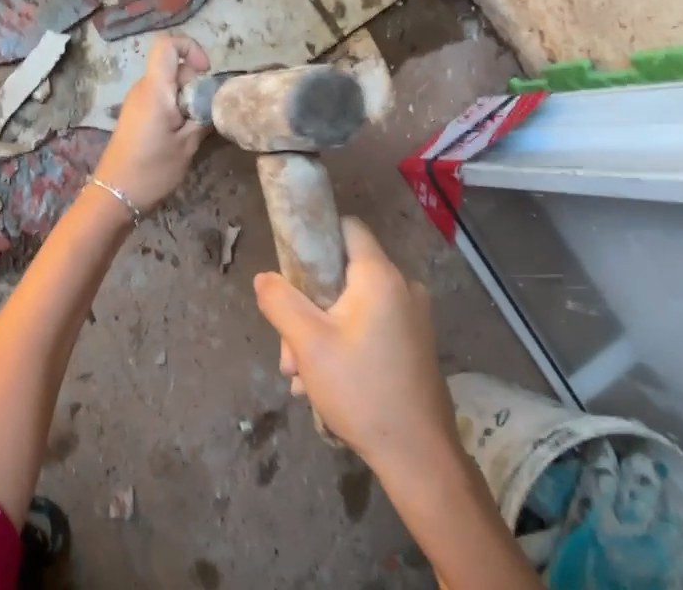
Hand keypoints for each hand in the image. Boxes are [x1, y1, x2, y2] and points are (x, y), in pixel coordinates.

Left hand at [91, 35, 210, 213]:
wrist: (115, 195)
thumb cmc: (152, 169)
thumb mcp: (188, 144)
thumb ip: (203, 116)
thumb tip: (216, 102)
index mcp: (154, 88)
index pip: (168, 45)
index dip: (191, 48)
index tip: (206, 72)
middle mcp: (142, 89)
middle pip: (172, 67)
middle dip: (194, 83)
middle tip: (204, 112)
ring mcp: (135, 102)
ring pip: (167, 85)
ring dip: (186, 99)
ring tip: (195, 127)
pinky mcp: (134, 116)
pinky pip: (159, 99)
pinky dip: (174, 109)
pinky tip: (181, 135)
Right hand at [254, 218, 458, 483]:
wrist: (418, 455)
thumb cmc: (361, 389)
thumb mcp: (307, 343)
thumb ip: (279, 301)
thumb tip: (264, 278)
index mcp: (380, 276)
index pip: (347, 227)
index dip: (314, 235)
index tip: (288, 264)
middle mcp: (402, 288)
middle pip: (341, 274)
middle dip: (306, 306)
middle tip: (289, 347)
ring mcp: (413, 318)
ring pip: (350, 305)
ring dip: (318, 333)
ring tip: (300, 375)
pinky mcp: (414, 344)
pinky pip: (368, 327)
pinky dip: (342, 345)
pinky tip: (322, 383)